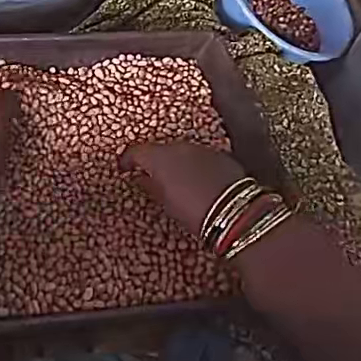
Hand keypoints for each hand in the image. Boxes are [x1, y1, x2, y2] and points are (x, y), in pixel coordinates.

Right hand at [120, 139, 249, 233]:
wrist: (237, 213)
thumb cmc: (194, 211)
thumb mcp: (167, 203)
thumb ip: (151, 186)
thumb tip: (141, 179)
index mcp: (160, 157)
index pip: (136, 151)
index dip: (127, 159)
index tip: (123, 168)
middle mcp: (180, 147)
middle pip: (160, 149)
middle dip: (153, 161)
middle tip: (149, 177)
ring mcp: (202, 150)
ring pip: (181, 152)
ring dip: (175, 162)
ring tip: (174, 180)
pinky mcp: (220, 156)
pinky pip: (199, 157)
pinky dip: (193, 165)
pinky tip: (195, 181)